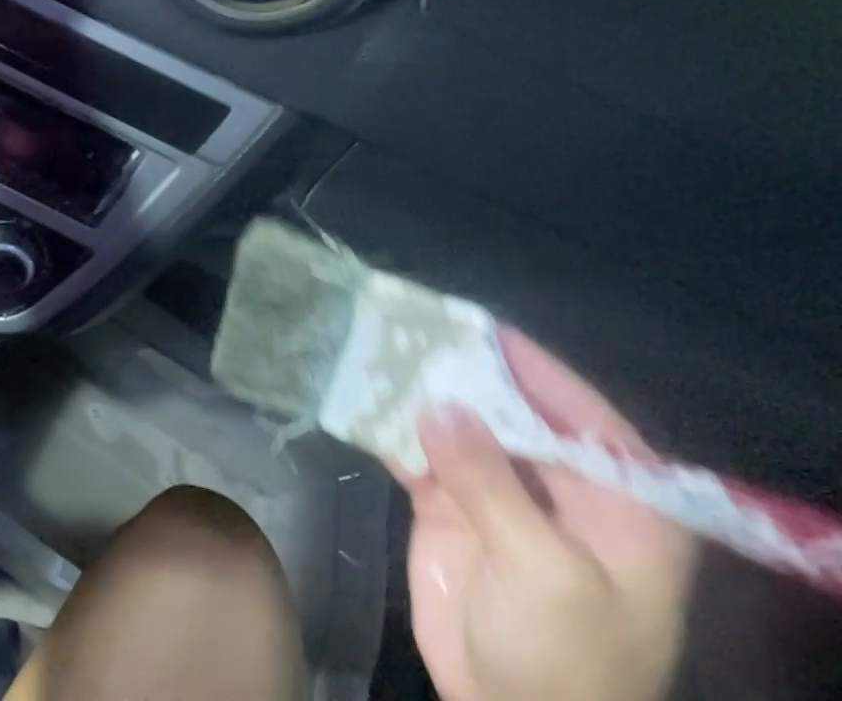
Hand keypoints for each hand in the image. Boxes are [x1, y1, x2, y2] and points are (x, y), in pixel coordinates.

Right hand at [398, 330, 697, 700]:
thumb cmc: (565, 651)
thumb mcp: (545, 570)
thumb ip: (493, 484)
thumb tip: (438, 406)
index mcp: (618, 503)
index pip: (584, 418)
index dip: (538, 371)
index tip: (482, 328)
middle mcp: (560, 489)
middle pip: (515, 416)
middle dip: (468, 377)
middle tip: (414, 330)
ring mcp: (499, 498)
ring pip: (461, 432)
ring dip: (422, 398)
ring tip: (379, 352)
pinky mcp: (449, 511)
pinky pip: (420, 459)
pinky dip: (391, 432)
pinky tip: (360, 401)